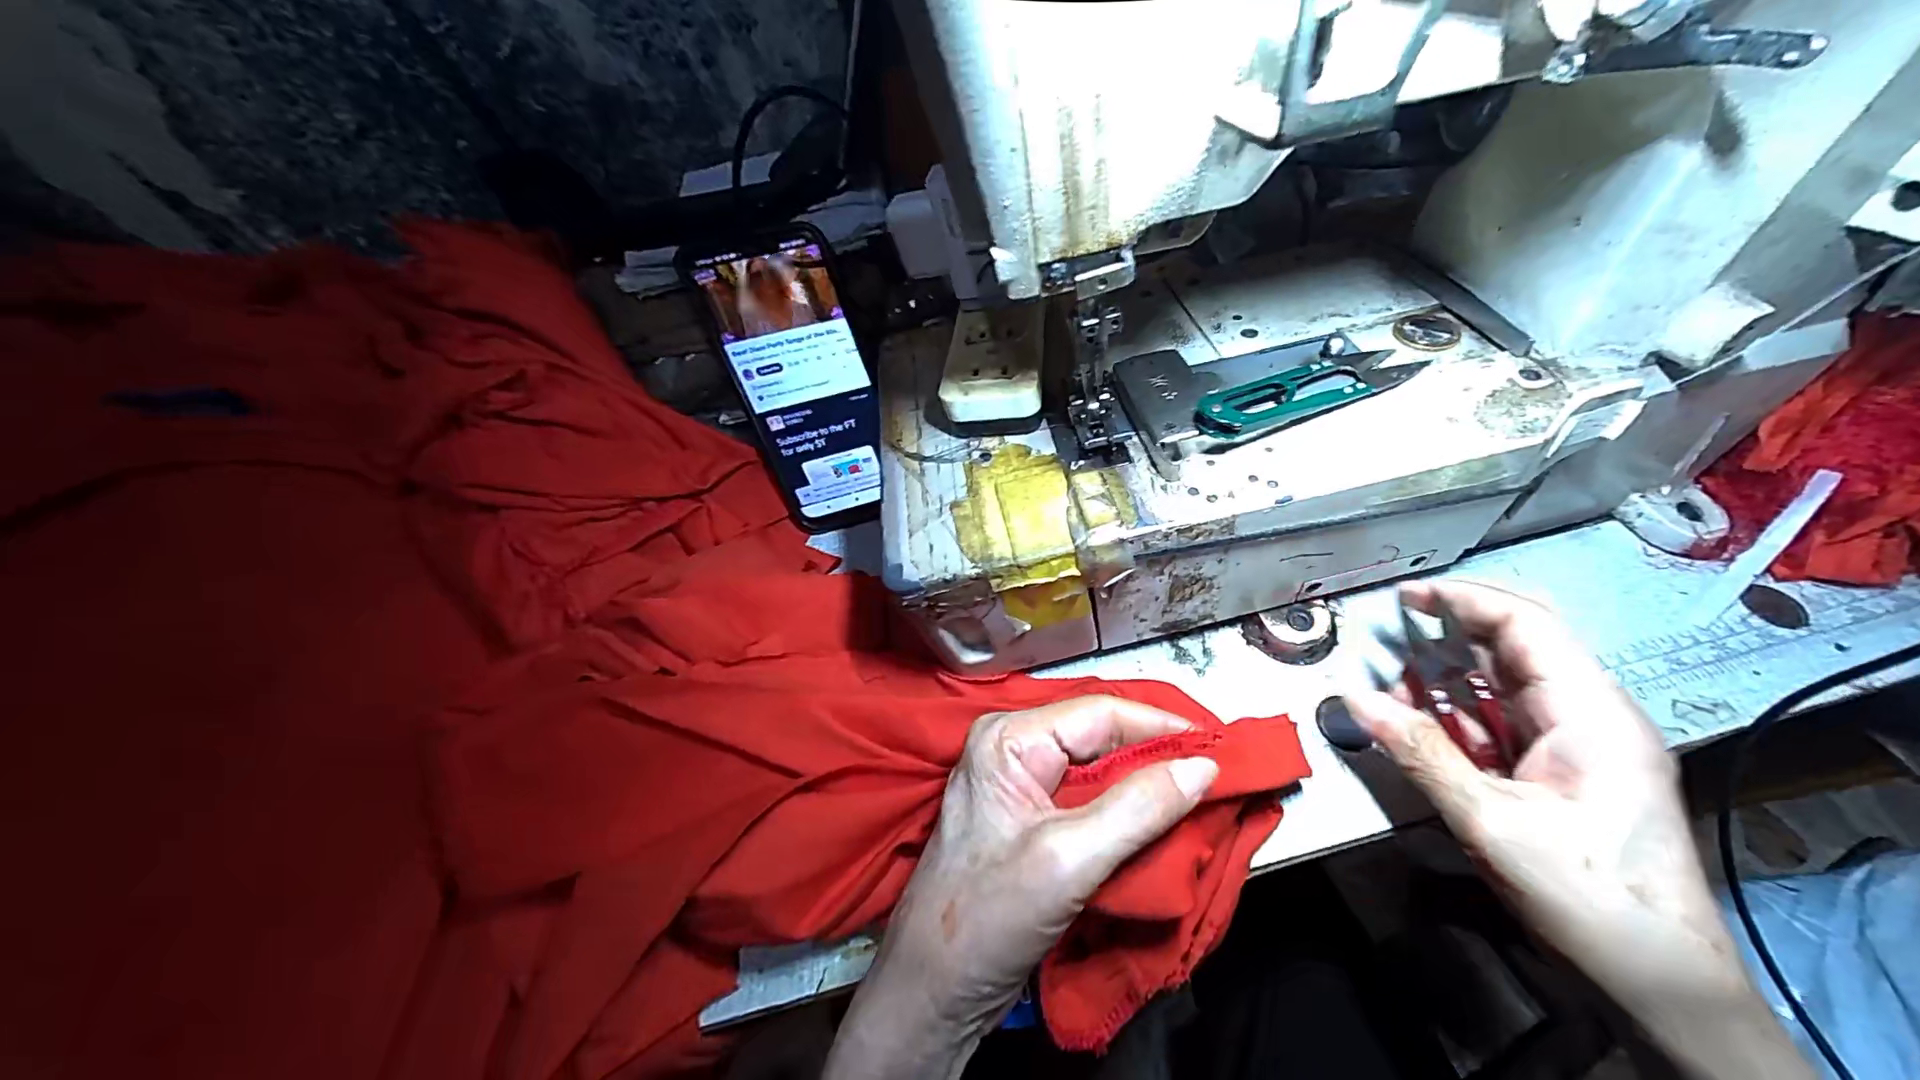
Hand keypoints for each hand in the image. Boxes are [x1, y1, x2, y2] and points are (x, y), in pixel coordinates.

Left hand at [823, 697, 1217, 1079]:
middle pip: (1101, 734)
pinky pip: (1090, 794)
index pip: (1100, 713)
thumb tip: (1202, 767)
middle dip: (1159, 750)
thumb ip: (1138, 807)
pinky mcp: (1030, 814)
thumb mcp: (1068, 859)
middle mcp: (1012, 746)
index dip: (1163, 725)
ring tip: (1202, 789)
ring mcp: (1020, 781)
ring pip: (1099, 764)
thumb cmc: (985, 917)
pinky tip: (1162, 814)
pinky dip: (1128, 803)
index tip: (1221, 744)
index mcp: (1009, 738)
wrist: (933, 985)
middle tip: (1218, 768)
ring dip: (1148, 778)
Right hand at [1345, 581, 1812, 1079]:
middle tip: (1390, 638)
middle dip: (1449, 636)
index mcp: (1592, 715)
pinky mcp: (1563, 768)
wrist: (1660, 983)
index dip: (1463, 600)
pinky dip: (1456, 716)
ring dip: (1445, 682)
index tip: (1405, 598)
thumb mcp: (1490, 822)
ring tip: (1392, 692)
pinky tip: (1420, 726)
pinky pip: (1502, 721)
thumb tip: (1355, 699)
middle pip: (1516, 647)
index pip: (1527, 624)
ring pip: (1503, 684)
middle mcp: (1590, 716)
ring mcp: (1579, 743)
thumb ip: (1421, 753)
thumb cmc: (1589, 896)